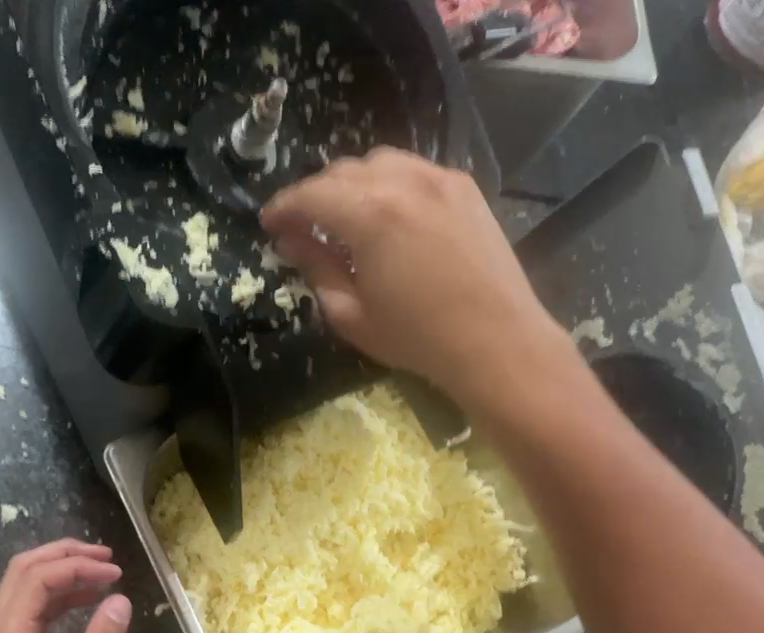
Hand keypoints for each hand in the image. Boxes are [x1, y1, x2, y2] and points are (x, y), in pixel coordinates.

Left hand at [0, 539, 132, 632]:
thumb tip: (121, 600)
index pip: (39, 577)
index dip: (78, 566)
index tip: (116, 572)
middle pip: (25, 569)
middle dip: (65, 555)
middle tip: (105, 556)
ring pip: (26, 585)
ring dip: (61, 572)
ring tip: (101, 571)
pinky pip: (32, 608)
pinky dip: (58, 596)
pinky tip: (87, 599)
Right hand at [261, 148, 574, 399]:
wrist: (495, 339)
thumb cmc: (417, 337)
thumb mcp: (352, 313)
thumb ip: (316, 269)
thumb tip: (289, 242)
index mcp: (369, 214)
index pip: (311, 195)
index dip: (283, 207)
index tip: (268, 224)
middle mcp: (403, 182)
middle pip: (343, 172)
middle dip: (314, 195)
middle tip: (300, 226)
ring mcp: (438, 179)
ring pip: (379, 163)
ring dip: (351, 184)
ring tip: (342, 215)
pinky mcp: (463, 188)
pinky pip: (413, 170)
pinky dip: (388, 184)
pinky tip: (386, 214)